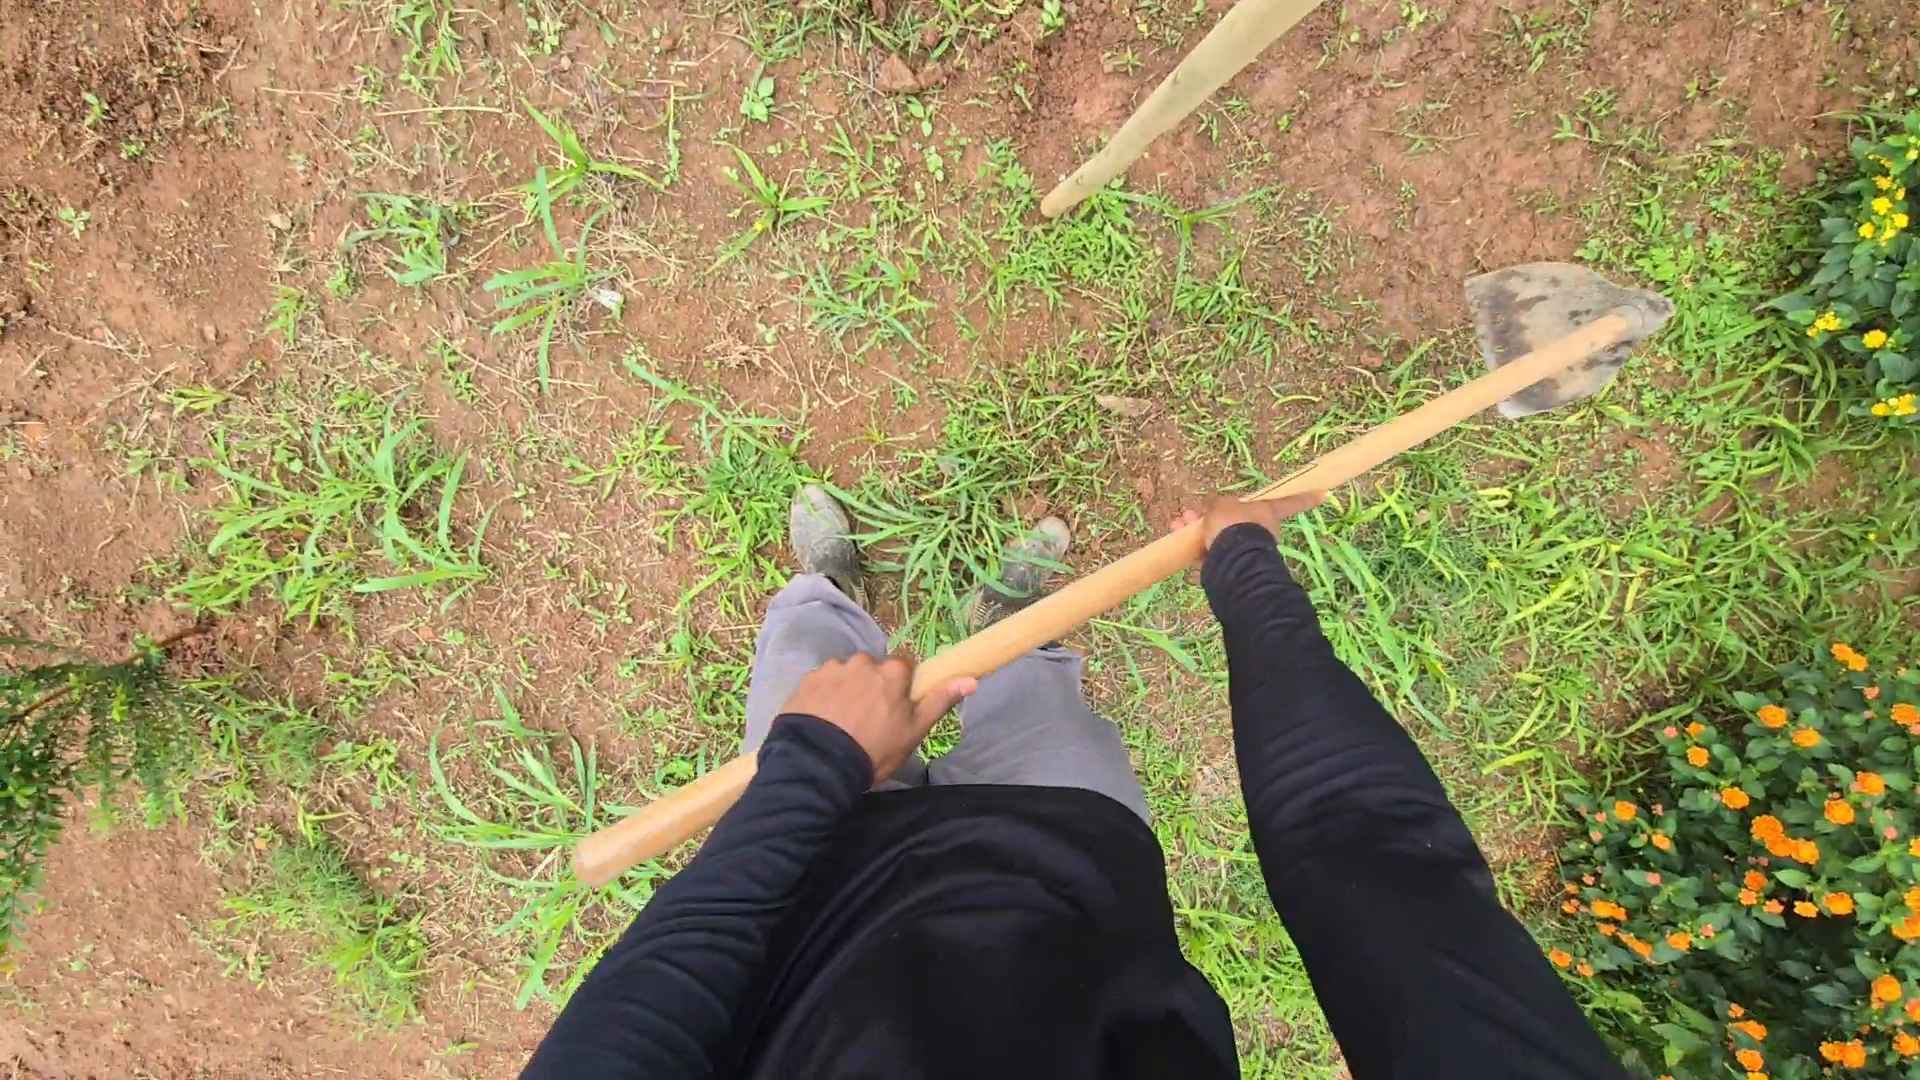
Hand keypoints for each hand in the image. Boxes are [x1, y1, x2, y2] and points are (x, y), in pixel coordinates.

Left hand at [779, 652, 975, 782]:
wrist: (818, 765)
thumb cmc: (874, 750)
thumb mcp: (913, 731)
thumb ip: (939, 701)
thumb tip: (972, 680)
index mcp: (893, 671)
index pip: (904, 666)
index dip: (901, 686)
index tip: (895, 707)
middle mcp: (863, 660)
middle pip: (873, 668)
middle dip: (871, 686)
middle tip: (867, 719)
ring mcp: (832, 668)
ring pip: (846, 674)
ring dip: (846, 689)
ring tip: (841, 722)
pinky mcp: (807, 680)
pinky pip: (822, 683)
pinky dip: (824, 696)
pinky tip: (822, 720)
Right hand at [1171, 491, 1324, 550]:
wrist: (1230, 560)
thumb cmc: (1233, 526)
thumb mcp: (1222, 506)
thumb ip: (1218, 503)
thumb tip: (1212, 506)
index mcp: (1266, 511)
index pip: (1290, 502)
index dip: (1306, 497)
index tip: (1324, 494)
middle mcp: (1260, 530)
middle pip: (1237, 518)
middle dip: (1212, 515)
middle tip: (1192, 513)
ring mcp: (1246, 548)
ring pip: (1221, 534)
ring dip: (1199, 528)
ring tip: (1179, 524)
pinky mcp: (1231, 564)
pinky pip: (1212, 549)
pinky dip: (1196, 544)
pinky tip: (1178, 538)